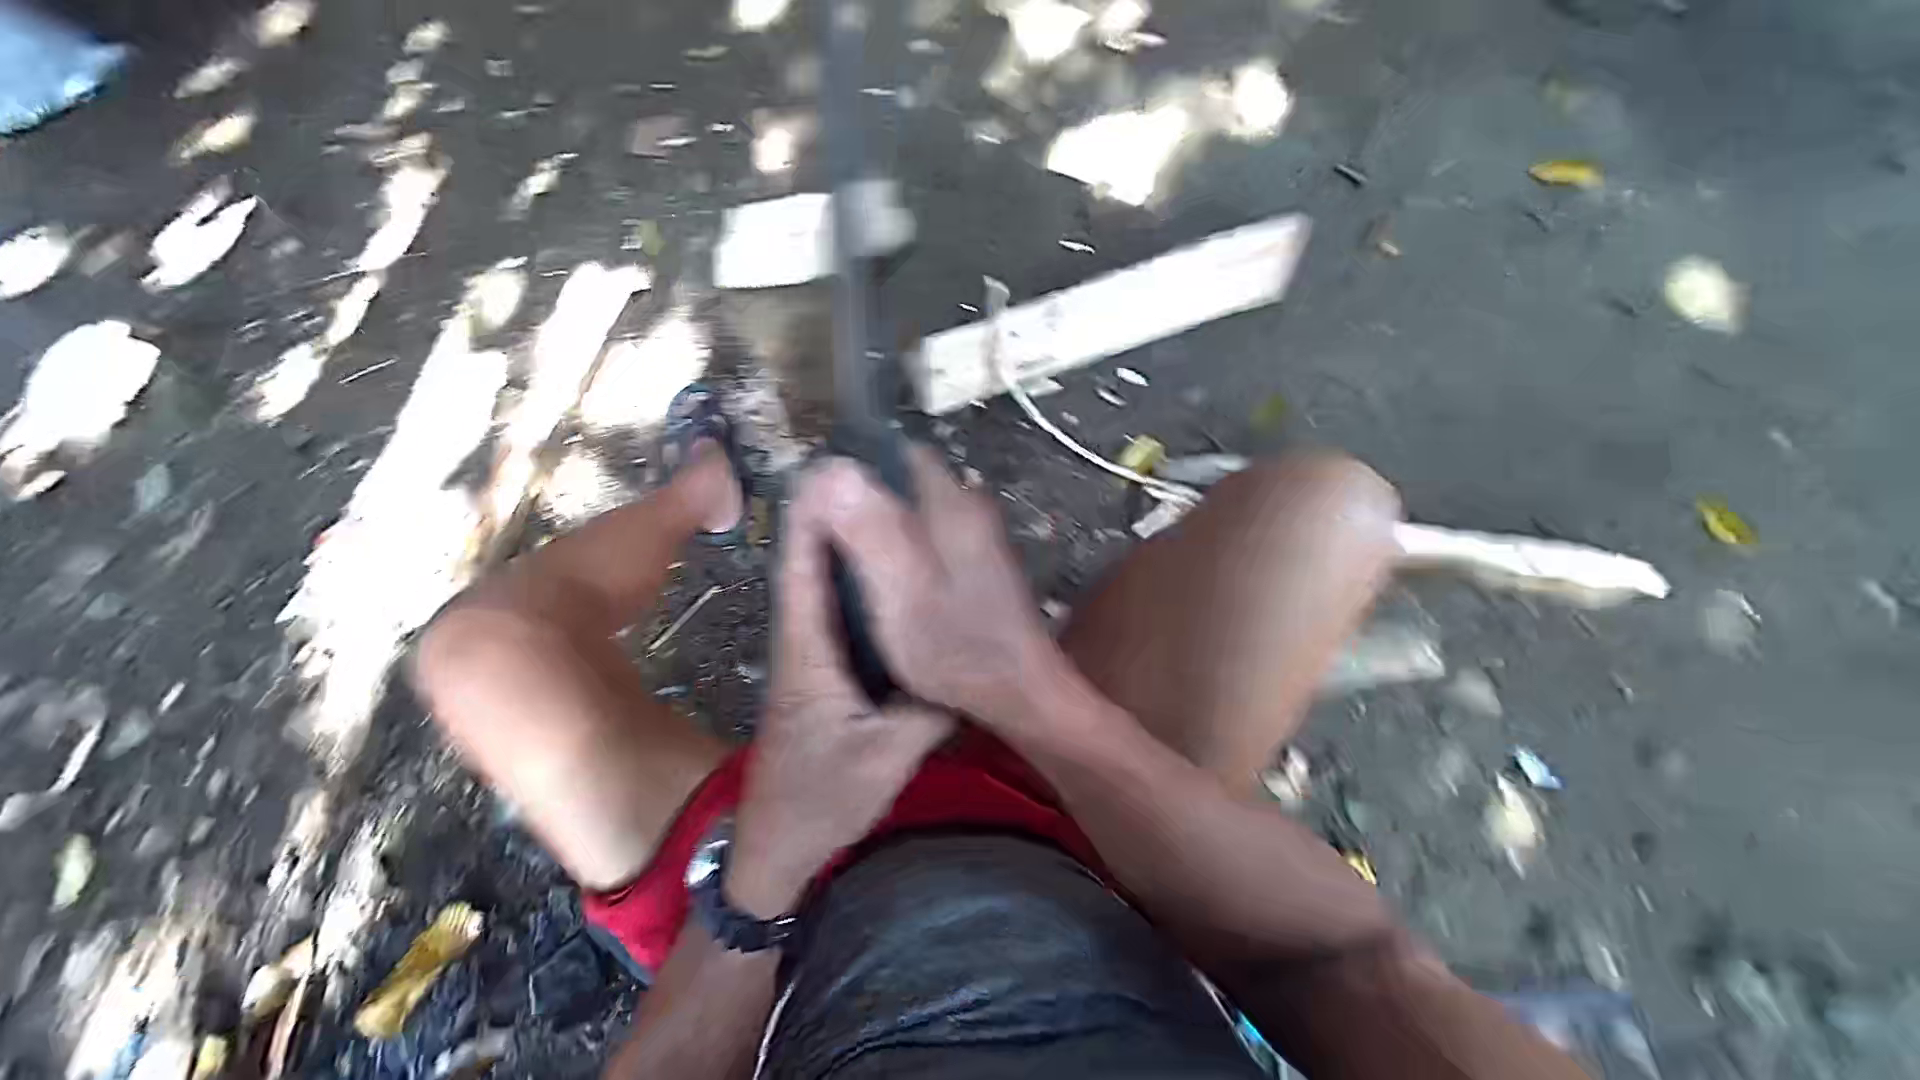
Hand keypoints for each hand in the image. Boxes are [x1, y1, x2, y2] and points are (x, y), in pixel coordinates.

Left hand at [728, 466, 955, 917]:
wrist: (777, 846)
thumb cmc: (823, 799)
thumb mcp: (887, 757)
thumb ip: (928, 710)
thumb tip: (970, 666)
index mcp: (808, 653)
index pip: (804, 571)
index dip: (814, 519)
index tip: (835, 472)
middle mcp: (800, 643)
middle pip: (809, 565)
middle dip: (832, 516)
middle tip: (871, 475)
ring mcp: (806, 658)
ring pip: (820, 587)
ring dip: (841, 544)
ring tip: (882, 509)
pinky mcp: (817, 674)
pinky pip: (832, 612)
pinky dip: (850, 582)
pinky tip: (885, 575)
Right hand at [804, 445, 1069, 730]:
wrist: (1022, 691)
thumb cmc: (960, 646)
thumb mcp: (904, 591)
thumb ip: (872, 529)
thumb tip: (832, 469)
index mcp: (951, 505)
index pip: (900, 453)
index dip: (856, 466)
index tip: (820, 495)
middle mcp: (970, 510)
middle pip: (906, 483)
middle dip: (866, 500)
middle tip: (826, 533)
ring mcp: (979, 539)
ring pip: (918, 514)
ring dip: (884, 528)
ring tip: (848, 559)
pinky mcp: (980, 567)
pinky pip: (930, 542)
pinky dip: (904, 552)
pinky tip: (886, 583)